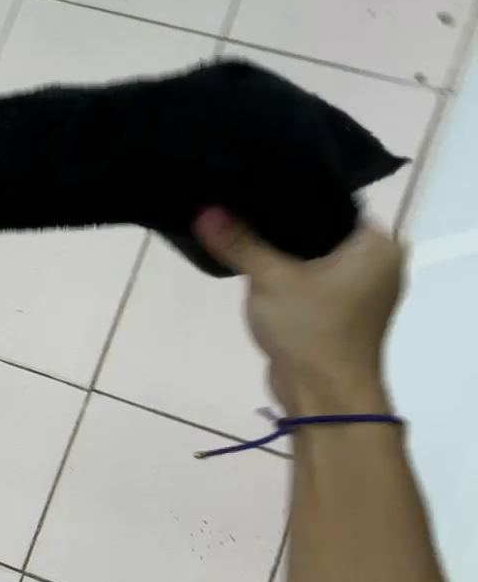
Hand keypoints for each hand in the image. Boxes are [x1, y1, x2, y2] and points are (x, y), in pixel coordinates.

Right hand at [192, 208, 404, 415]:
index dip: (286, 200)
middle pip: (316, 231)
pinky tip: (249, 269)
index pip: (328, 207)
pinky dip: (280, 272)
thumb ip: (240, 243)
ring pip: (308, 256)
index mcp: (376, 245)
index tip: (243, 194)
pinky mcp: (336, 307)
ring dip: (273, 252)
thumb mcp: (269, 279)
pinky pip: (305, 276)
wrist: (323, 387)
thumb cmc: (309, 327)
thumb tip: (205, 209)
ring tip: (231, 237)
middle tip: (229, 213)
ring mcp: (357, 286)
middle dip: (273, 227)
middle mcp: (376, 260)